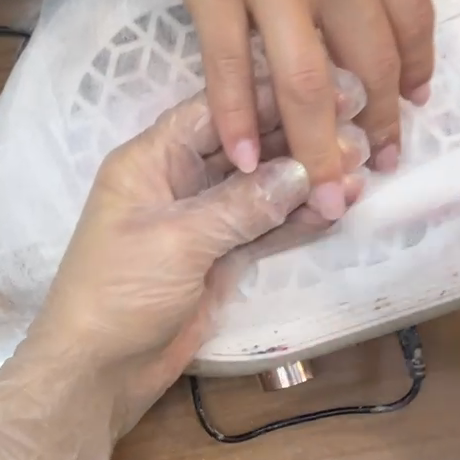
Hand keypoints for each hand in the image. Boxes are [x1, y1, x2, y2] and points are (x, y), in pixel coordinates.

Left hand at [0, 84, 369, 459]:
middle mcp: (178, 180)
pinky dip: (297, 220)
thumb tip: (304, 171)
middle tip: (359, 131)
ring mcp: (201, 221)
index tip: (327, 88)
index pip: (216, 112)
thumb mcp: (177, 241)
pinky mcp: (219, 257)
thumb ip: (240, 205)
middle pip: (245, 148)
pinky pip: (264, 229)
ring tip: (361, 170)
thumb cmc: (120, 293)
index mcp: (151, 160)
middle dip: (298, 140)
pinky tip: (337, 207)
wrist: (99, 371)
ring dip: (307, 181)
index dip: (269, 98)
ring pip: (262, 189)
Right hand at [153, 0, 432, 219]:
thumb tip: (376, 12)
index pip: (411, 28)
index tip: (404, 114)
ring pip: (301, 86)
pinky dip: (238, 121)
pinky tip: (246, 160)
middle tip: (368, 177)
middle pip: (364, 70)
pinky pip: (228, 70)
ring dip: (314, 150)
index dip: (410, 80)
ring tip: (319, 195)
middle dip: (371, 133)